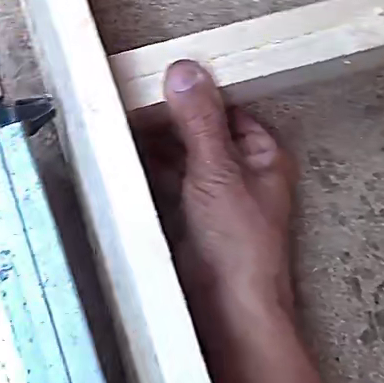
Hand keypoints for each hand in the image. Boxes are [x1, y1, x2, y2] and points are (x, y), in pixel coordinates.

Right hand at [141, 60, 298, 339]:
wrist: (227, 310)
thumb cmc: (240, 247)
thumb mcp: (218, 171)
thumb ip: (200, 121)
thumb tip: (186, 72)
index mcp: (261, 156)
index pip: (226, 109)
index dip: (196, 93)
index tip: (162, 78)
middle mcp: (240, 173)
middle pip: (200, 131)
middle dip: (169, 118)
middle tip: (132, 99)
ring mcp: (214, 196)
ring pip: (181, 156)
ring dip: (155, 143)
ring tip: (122, 123)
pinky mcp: (191, 217)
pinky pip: (168, 182)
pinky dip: (149, 169)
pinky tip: (127, 159)